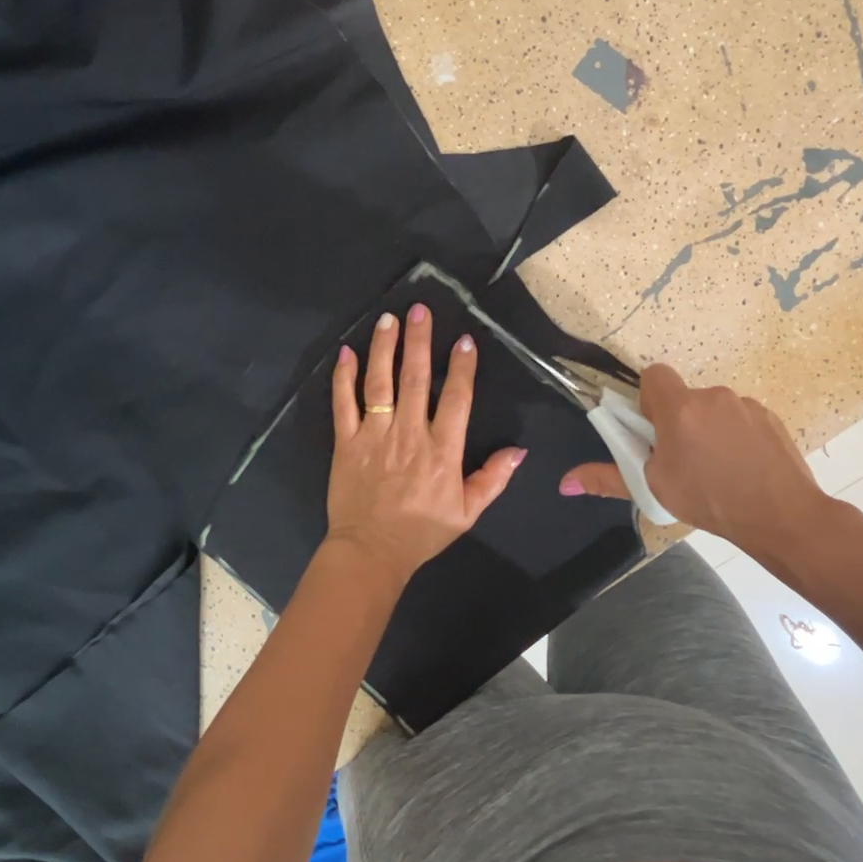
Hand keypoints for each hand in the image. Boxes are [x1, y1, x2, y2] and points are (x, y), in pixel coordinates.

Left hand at [326, 303, 526, 587]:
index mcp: (442, 450)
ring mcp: (374, 436)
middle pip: (416, 379)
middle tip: (420, 309)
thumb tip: (519, 450)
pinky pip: (343, 404)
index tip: (464, 339)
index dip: (462, 367)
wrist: (371, 552)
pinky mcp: (346, 443)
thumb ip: (493, 479)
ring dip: (384, 348)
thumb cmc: (422, 532)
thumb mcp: (468, 512)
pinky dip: (343, 377)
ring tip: (388, 319)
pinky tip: (346, 352)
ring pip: (379, 383)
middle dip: (419, 341)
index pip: (456, 398)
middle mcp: (409, 434)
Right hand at [558, 364, 846, 557]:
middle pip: (683, 397)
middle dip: (678, 421)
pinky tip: (743, 469)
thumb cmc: (710, 500)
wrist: (784, 516)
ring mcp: (746, 405)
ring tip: (716, 469)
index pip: (654, 375)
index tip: (653, 430)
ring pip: (713, 409)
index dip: (649, 399)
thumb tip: (564, 483)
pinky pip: (741, 419)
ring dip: (708, 429)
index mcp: (679, 408)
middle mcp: (712, 397)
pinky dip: (737, 437)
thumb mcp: (653, 489)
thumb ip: (607, 479)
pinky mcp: (772, 418)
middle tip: (682, 459)